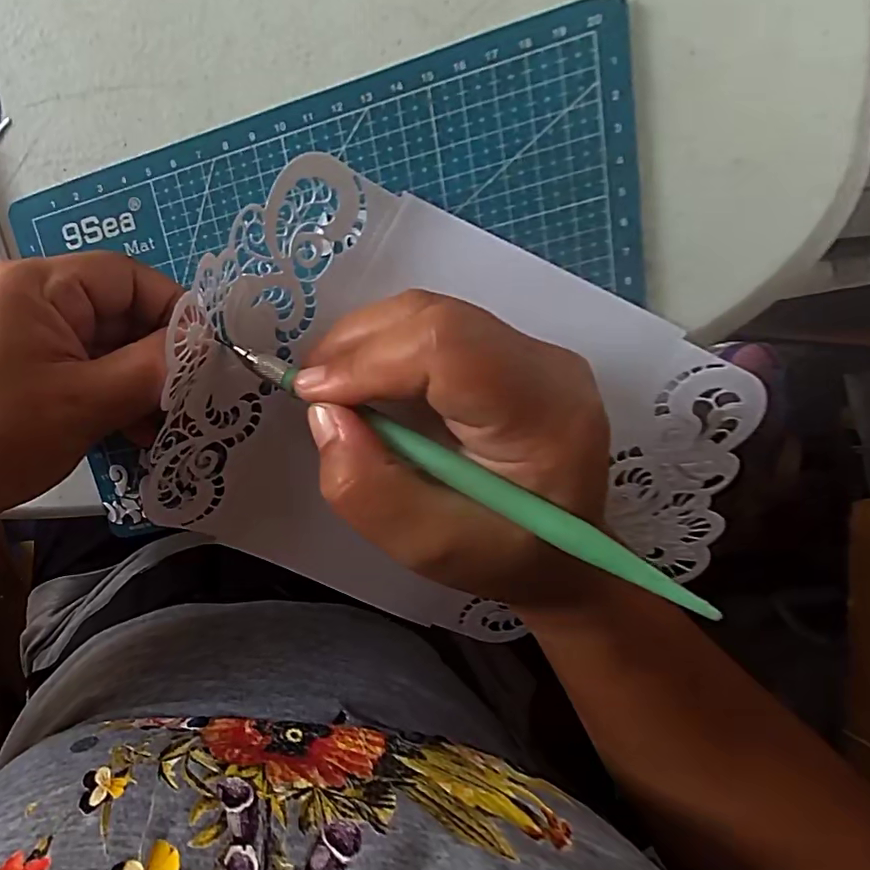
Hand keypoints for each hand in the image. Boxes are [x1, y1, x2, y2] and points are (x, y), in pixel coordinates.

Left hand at [0, 253, 180, 527]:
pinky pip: (78, 373)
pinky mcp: (19, 374)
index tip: (207, 357)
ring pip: (100, 350)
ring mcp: (21, 339)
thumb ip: (153, 368)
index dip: (173, 312)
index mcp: (36, 284)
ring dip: (135, 386)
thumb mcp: (83, 401)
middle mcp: (27, 300)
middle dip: (155, 359)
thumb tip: (206, 348)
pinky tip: (133, 434)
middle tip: (190, 402)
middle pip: (115, 314)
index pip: (126, 277)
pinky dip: (107, 399)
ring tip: (164, 428)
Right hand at [294, 290, 612, 611]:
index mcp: (540, 415)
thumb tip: (325, 415)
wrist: (559, 551)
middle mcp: (544, 365)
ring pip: (424, 312)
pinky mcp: (504, 347)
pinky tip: (359, 380)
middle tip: (310, 392)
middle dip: (353, 346)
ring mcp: (527, 349)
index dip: (366, 360)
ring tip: (328, 388)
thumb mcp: (425, 546)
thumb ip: (367, 490)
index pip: (446, 346)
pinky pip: (427, 324)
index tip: (312, 396)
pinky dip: (378, 344)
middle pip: (431, 317)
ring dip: (360, 342)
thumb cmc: (500, 556)